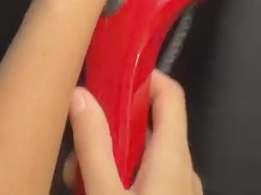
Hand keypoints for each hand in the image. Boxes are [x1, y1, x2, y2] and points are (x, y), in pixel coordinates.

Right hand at [63, 73, 202, 194]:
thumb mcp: (106, 193)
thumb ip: (94, 145)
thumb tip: (80, 93)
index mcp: (174, 155)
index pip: (169, 92)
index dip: (142, 77)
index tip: (107, 77)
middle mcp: (184, 168)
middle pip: (148, 127)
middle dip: (109, 129)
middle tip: (76, 148)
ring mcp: (181, 191)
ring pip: (144, 158)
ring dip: (111, 159)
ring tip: (77, 180)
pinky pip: (150, 182)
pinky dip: (123, 180)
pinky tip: (96, 193)